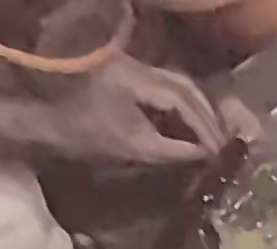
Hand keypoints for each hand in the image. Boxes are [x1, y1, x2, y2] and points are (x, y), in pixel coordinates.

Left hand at [52, 56, 227, 164]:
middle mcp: (135, 65)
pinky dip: (187, 106)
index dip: (205, 128)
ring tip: (212, 136)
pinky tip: (194, 125)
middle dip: (208, 118)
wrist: (54, 123)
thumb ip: (178, 150)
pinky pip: (168, 87)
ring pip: (179, 84)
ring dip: (200, 111)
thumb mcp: (140, 148)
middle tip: (222, 144)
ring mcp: (132, 67)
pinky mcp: (131, 75)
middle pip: (186, 87)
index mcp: (135, 79)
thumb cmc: (94, 137)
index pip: (183, 101)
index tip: (219, 151)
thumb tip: (207, 154)